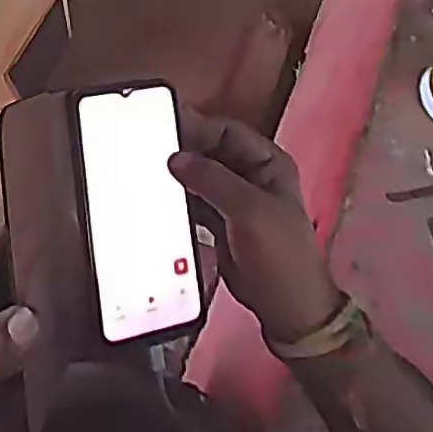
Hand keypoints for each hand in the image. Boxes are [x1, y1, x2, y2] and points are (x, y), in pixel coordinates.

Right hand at [168, 110, 344, 344]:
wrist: (286, 306)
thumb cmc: (279, 253)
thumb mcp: (249, 210)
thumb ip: (212, 179)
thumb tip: (174, 157)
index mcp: (268, 163)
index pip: (226, 132)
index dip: (197, 126)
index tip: (164, 126)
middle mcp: (249, 175)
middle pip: (209, 151)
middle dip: (182, 150)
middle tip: (148, 147)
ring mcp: (232, 198)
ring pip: (198, 175)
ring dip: (176, 174)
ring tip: (146, 168)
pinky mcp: (218, 219)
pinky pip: (192, 199)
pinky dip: (176, 197)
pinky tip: (156, 196)